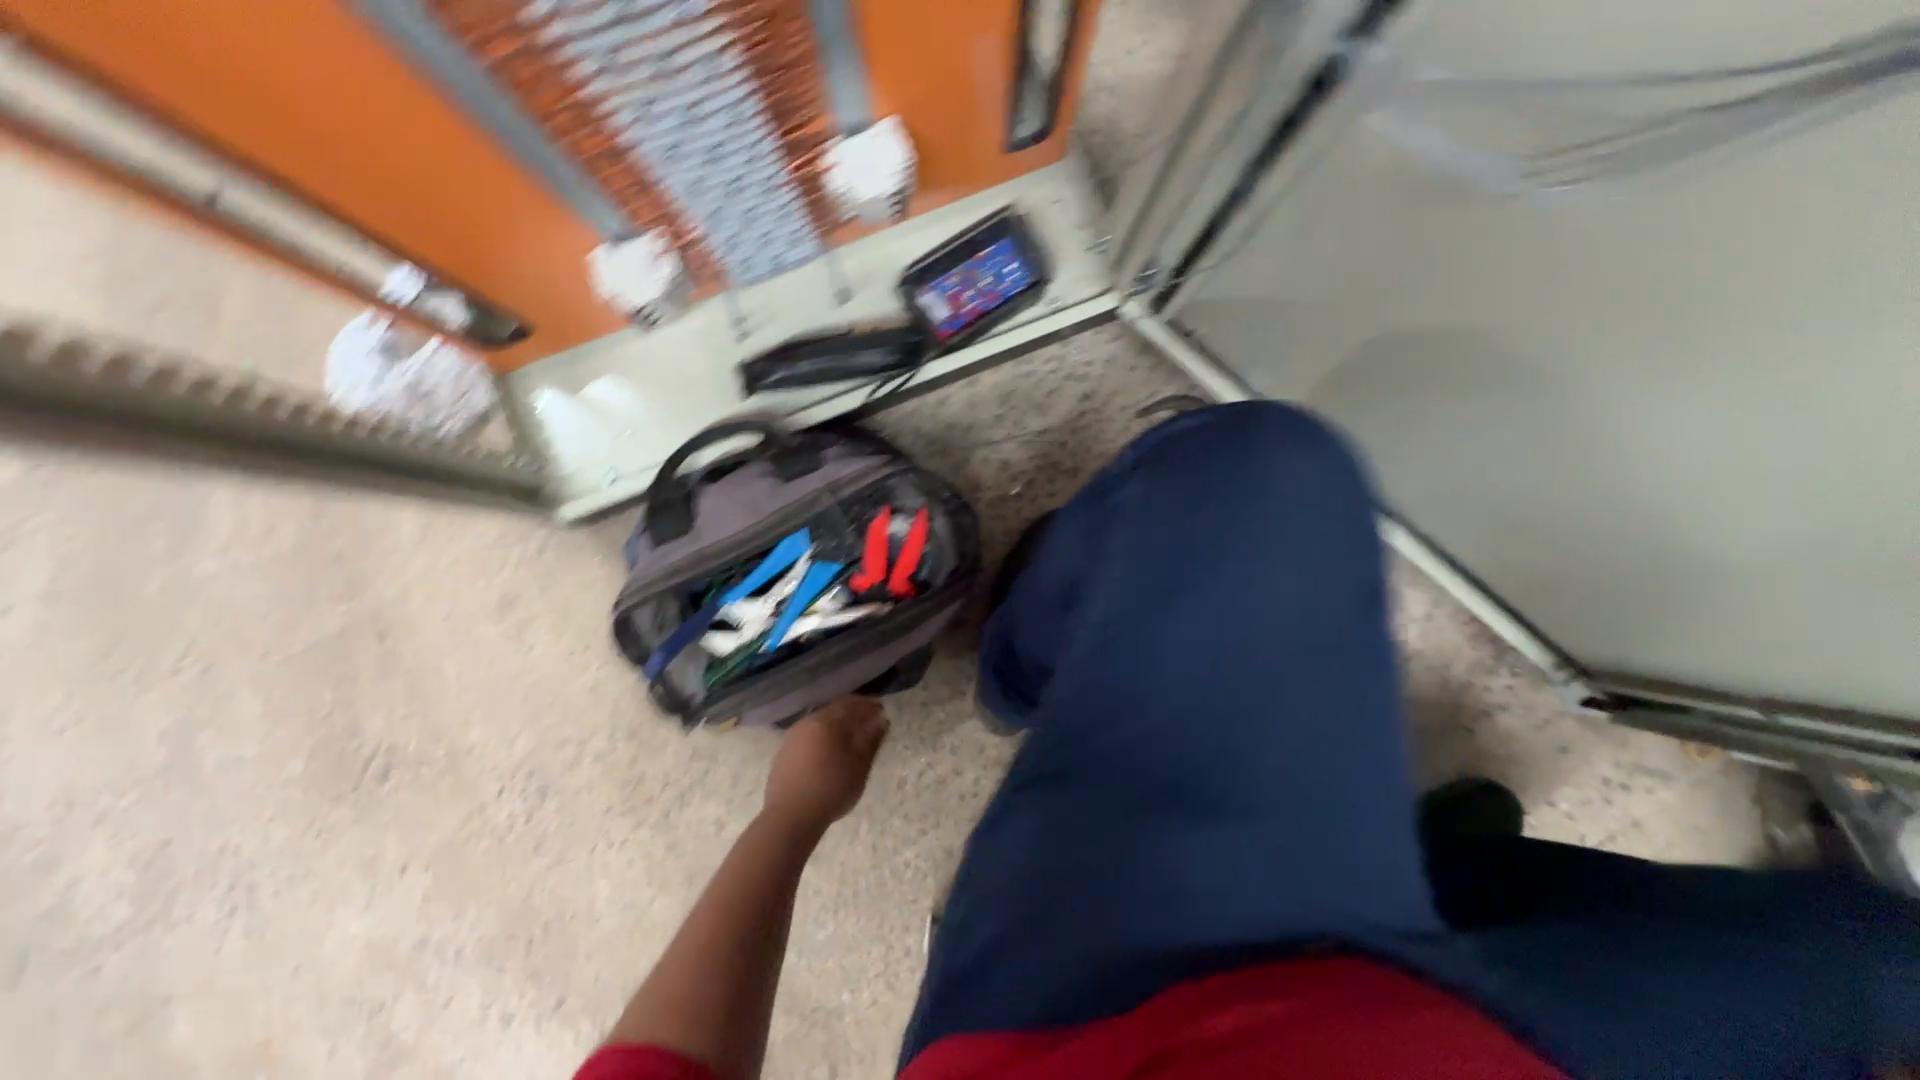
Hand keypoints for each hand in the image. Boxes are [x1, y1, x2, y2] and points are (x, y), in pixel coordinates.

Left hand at [762, 697, 889, 832]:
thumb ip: (871, 740)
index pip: (851, 704)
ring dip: (836, 724)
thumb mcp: (859, 766)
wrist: (790, 816)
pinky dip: (822, 736)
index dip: (868, 705)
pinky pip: (808, 735)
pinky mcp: (784, 753)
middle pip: (833, 710)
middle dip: (852, 712)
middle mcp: (807, 723)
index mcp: (826, 722)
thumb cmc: (831, 789)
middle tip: (869, 720)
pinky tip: (828, 750)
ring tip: (851, 736)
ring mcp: (792, 737)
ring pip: (819, 722)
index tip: (882, 710)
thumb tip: (881, 720)